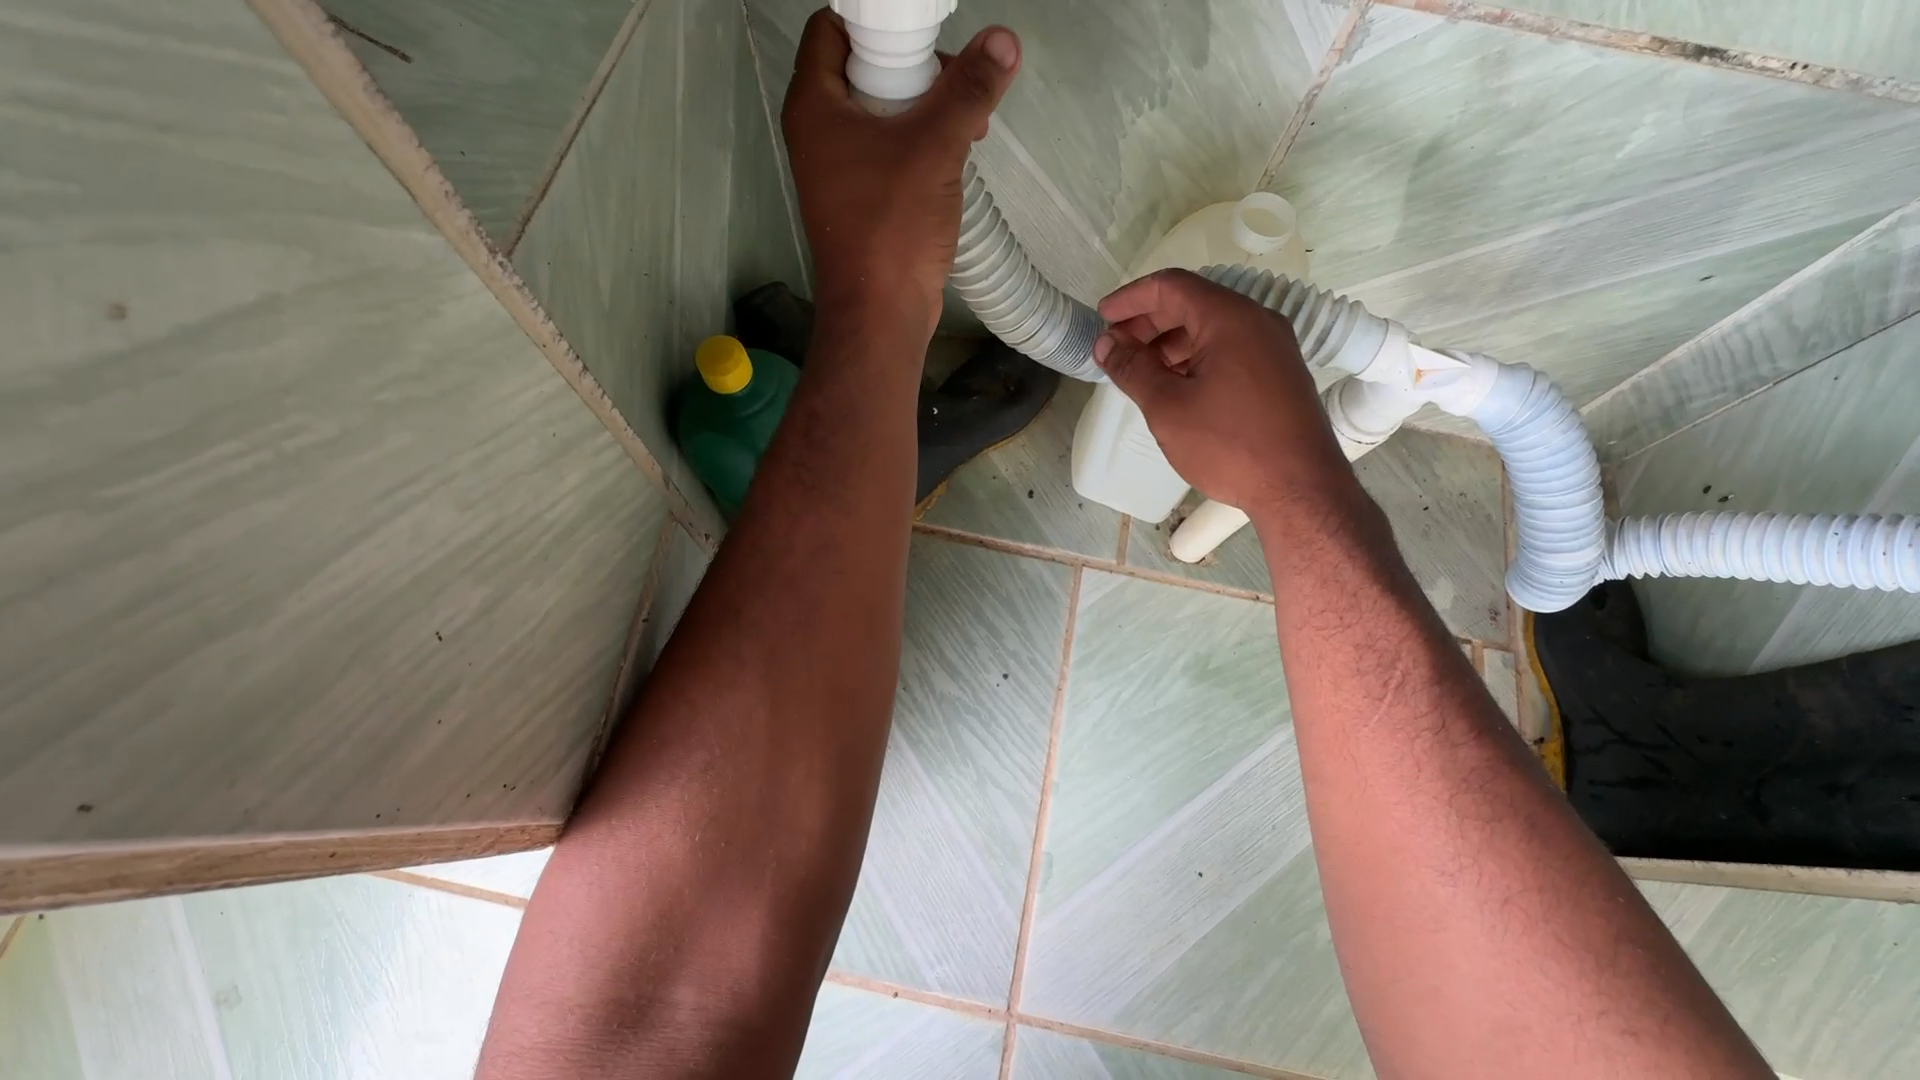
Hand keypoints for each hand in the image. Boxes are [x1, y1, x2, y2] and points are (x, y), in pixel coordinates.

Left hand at [781, 9, 1020, 337]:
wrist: (880, 312)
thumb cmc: (892, 224)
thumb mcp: (935, 147)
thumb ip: (968, 90)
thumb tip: (1004, 40)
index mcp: (815, 106)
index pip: (832, 28)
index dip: (875, 18)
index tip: (921, 30)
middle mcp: (818, 133)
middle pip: (863, 69)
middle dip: (914, 68)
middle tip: (956, 82)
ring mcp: (839, 170)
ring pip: (882, 114)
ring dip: (925, 109)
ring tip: (969, 124)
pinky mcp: (861, 200)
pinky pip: (890, 152)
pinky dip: (921, 144)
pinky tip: (957, 156)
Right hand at [1094, 269, 1352, 513]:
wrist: (1301, 488)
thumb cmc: (1229, 445)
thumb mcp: (1168, 407)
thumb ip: (1132, 369)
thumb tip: (1105, 345)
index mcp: (1230, 318)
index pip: (1171, 286)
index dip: (1130, 298)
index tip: (1102, 319)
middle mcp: (1257, 322)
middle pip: (1192, 304)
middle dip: (1148, 323)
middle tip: (1115, 350)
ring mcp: (1274, 348)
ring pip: (1212, 330)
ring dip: (1170, 344)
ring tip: (1140, 373)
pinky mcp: (1280, 374)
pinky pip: (1231, 350)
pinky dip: (1197, 359)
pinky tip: (1176, 388)